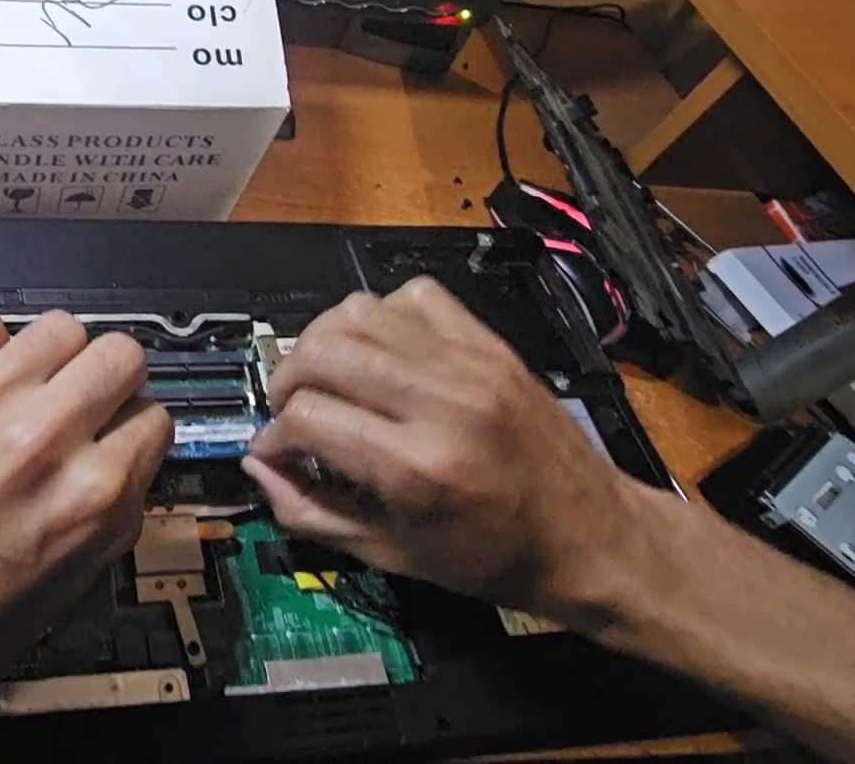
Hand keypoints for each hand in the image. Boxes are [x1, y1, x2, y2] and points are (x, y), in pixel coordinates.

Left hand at [0, 307, 170, 738]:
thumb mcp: (69, 586)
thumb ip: (114, 509)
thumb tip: (130, 453)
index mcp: (89, 500)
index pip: (155, 419)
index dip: (137, 429)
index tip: (119, 431)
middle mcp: (42, 442)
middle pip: (120, 355)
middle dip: (114, 379)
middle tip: (87, 397)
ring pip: (60, 327)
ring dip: (56, 357)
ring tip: (32, 387)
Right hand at [242, 279, 641, 617]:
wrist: (598, 538)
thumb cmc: (493, 558)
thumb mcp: (392, 557)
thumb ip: (309, 512)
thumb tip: (256, 466)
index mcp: (417, 470)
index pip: (306, 418)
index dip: (273, 436)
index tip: (275, 451)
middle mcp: (440, 404)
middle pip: (320, 352)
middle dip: (285, 381)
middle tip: (291, 409)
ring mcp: (468, 364)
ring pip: (356, 312)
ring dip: (322, 342)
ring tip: (326, 375)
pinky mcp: (488, 344)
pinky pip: (411, 296)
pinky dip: (380, 316)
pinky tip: (381, 352)